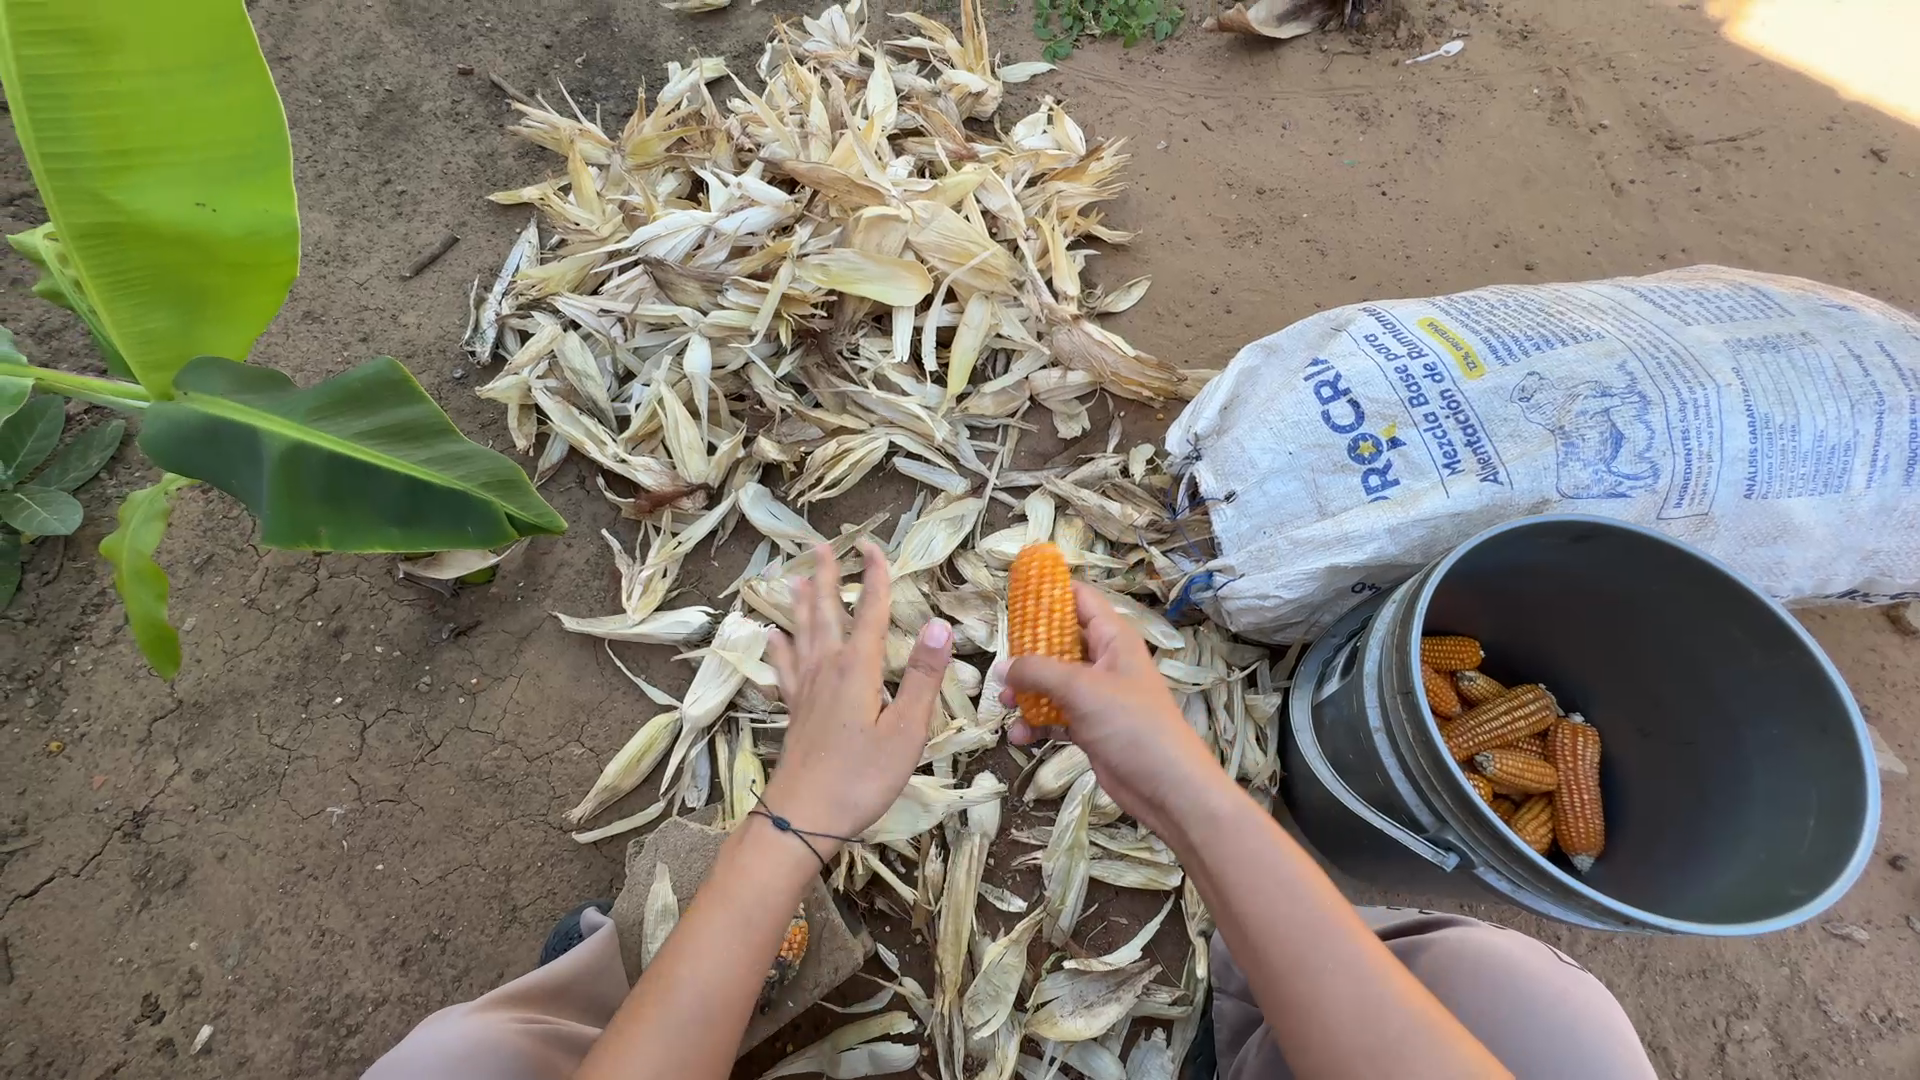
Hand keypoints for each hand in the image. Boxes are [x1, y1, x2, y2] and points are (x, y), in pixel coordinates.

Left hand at [763, 541, 951, 849]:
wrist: (803, 819)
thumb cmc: (862, 778)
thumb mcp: (906, 730)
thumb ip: (922, 676)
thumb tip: (939, 625)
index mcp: (857, 668)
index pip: (869, 610)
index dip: (874, 576)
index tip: (873, 546)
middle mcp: (827, 668)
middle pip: (825, 613)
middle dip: (826, 577)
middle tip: (822, 546)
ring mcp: (805, 689)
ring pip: (802, 634)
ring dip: (800, 603)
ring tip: (794, 578)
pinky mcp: (794, 711)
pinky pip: (784, 666)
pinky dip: (780, 647)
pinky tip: (773, 637)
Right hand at [1003, 582, 1222, 836]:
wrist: (1167, 788)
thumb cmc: (1132, 724)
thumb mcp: (1081, 689)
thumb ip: (1038, 672)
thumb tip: (1001, 667)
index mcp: (1112, 638)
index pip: (1079, 599)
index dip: (1048, 593)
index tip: (1014, 594)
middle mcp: (1104, 661)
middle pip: (1059, 641)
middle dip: (1027, 651)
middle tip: (1001, 660)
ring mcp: (1097, 695)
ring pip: (1052, 681)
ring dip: (1027, 691)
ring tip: (1006, 702)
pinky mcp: (1090, 726)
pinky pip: (1055, 715)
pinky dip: (1037, 723)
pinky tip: (1020, 735)